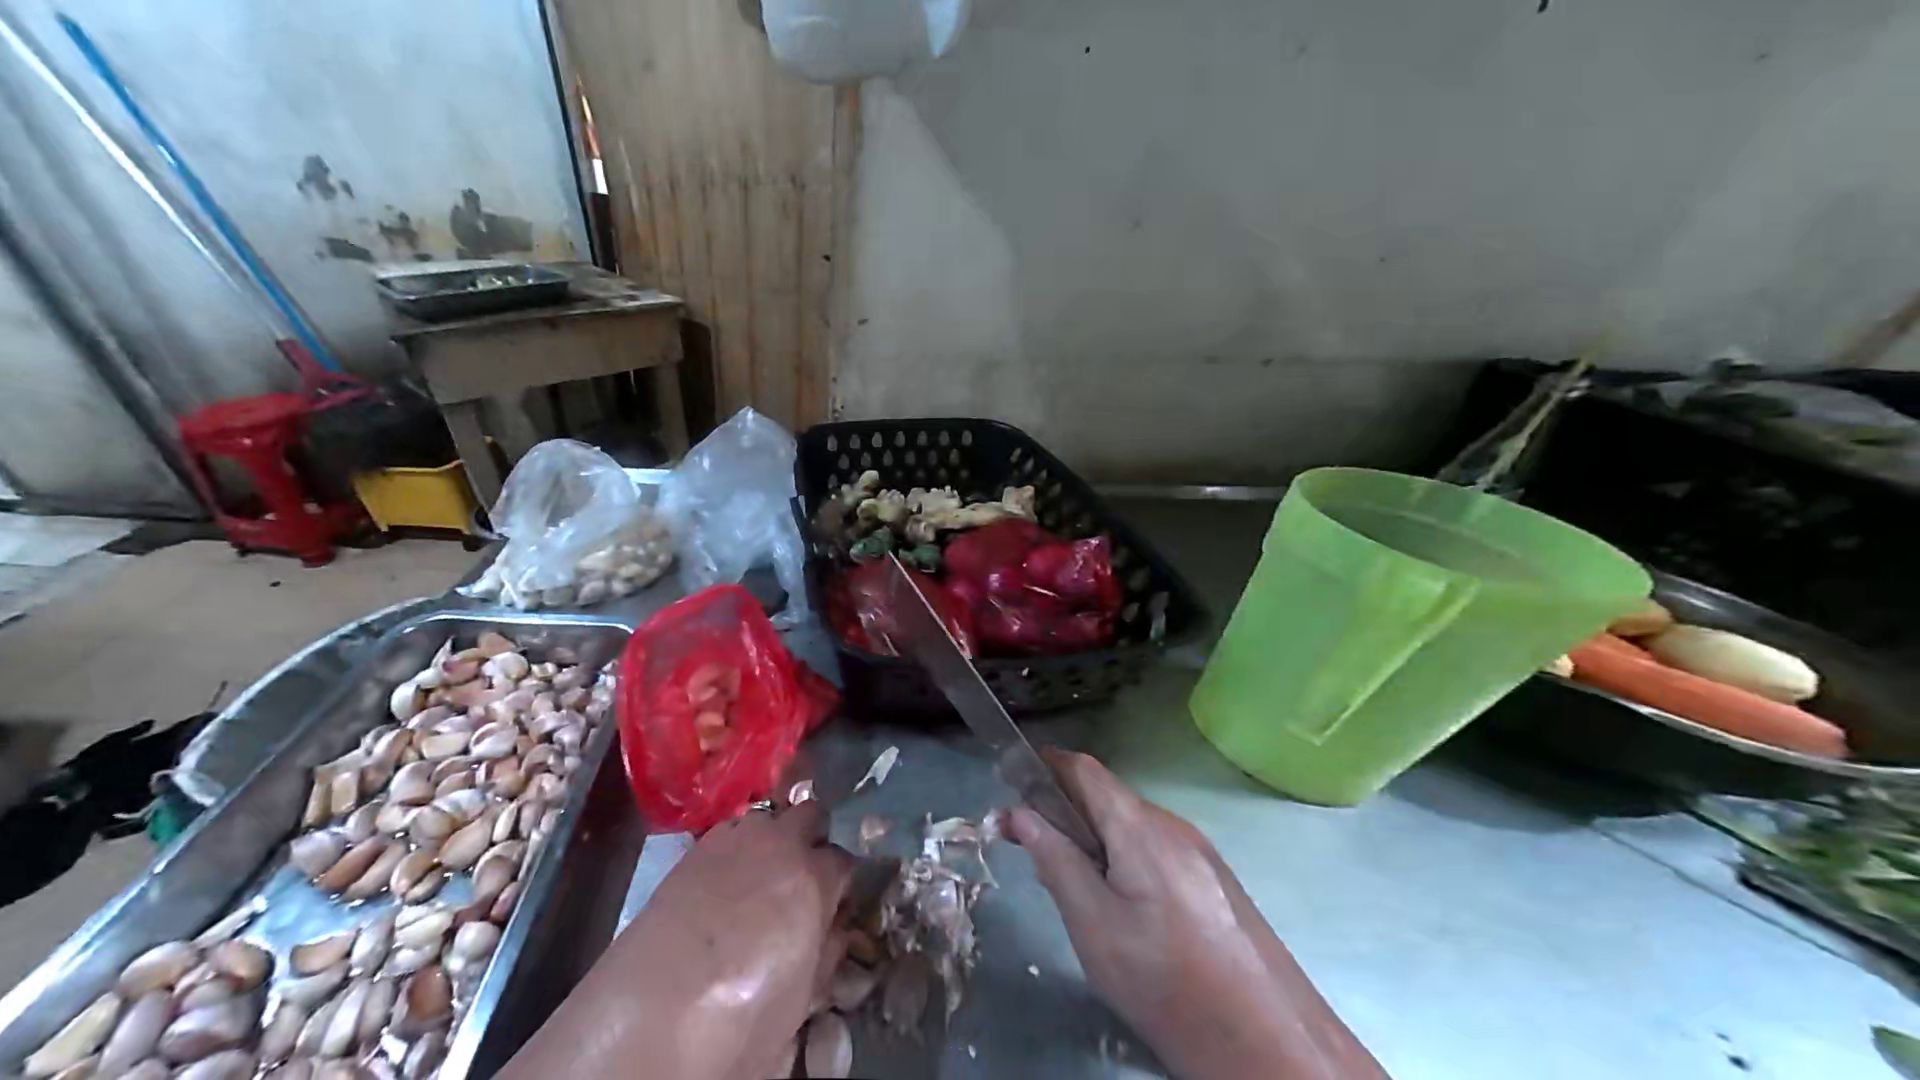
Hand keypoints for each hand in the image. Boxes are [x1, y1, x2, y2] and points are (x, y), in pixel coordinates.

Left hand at [499, 801, 851, 1079]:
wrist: (650, 1019)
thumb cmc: (740, 1025)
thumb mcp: (801, 1003)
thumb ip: (826, 953)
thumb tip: (834, 927)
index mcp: (814, 880)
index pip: (845, 861)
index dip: (841, 885)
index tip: (834, 905)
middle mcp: (779, 845)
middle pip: (811, 814)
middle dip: (813, 839)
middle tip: (803, 878)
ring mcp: (735, 841)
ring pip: (768, 817)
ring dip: (773, 839)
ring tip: (761, 878)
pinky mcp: (695, 850)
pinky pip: (730, 831)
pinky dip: (737, 847)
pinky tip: (724, 884)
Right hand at [1008, 750, 1387, 1079]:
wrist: (1266, 1040)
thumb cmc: (1164, 980)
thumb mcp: (1093, 925)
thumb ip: (1055, 861)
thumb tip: (1019, 814)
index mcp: (1140, 827)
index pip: (1084, 769)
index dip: (1045, 765)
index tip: (1012, 779)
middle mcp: (1172, 825)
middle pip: (1107, 797)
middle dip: (1065, 810)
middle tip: (1034, 848)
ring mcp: (1198, 850)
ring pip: (1131, 825)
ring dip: (1095, 836)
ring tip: (1075, 884)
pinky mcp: (1212, 877)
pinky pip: (1156, 848)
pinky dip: (1124, 857)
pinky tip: (1122, 904)